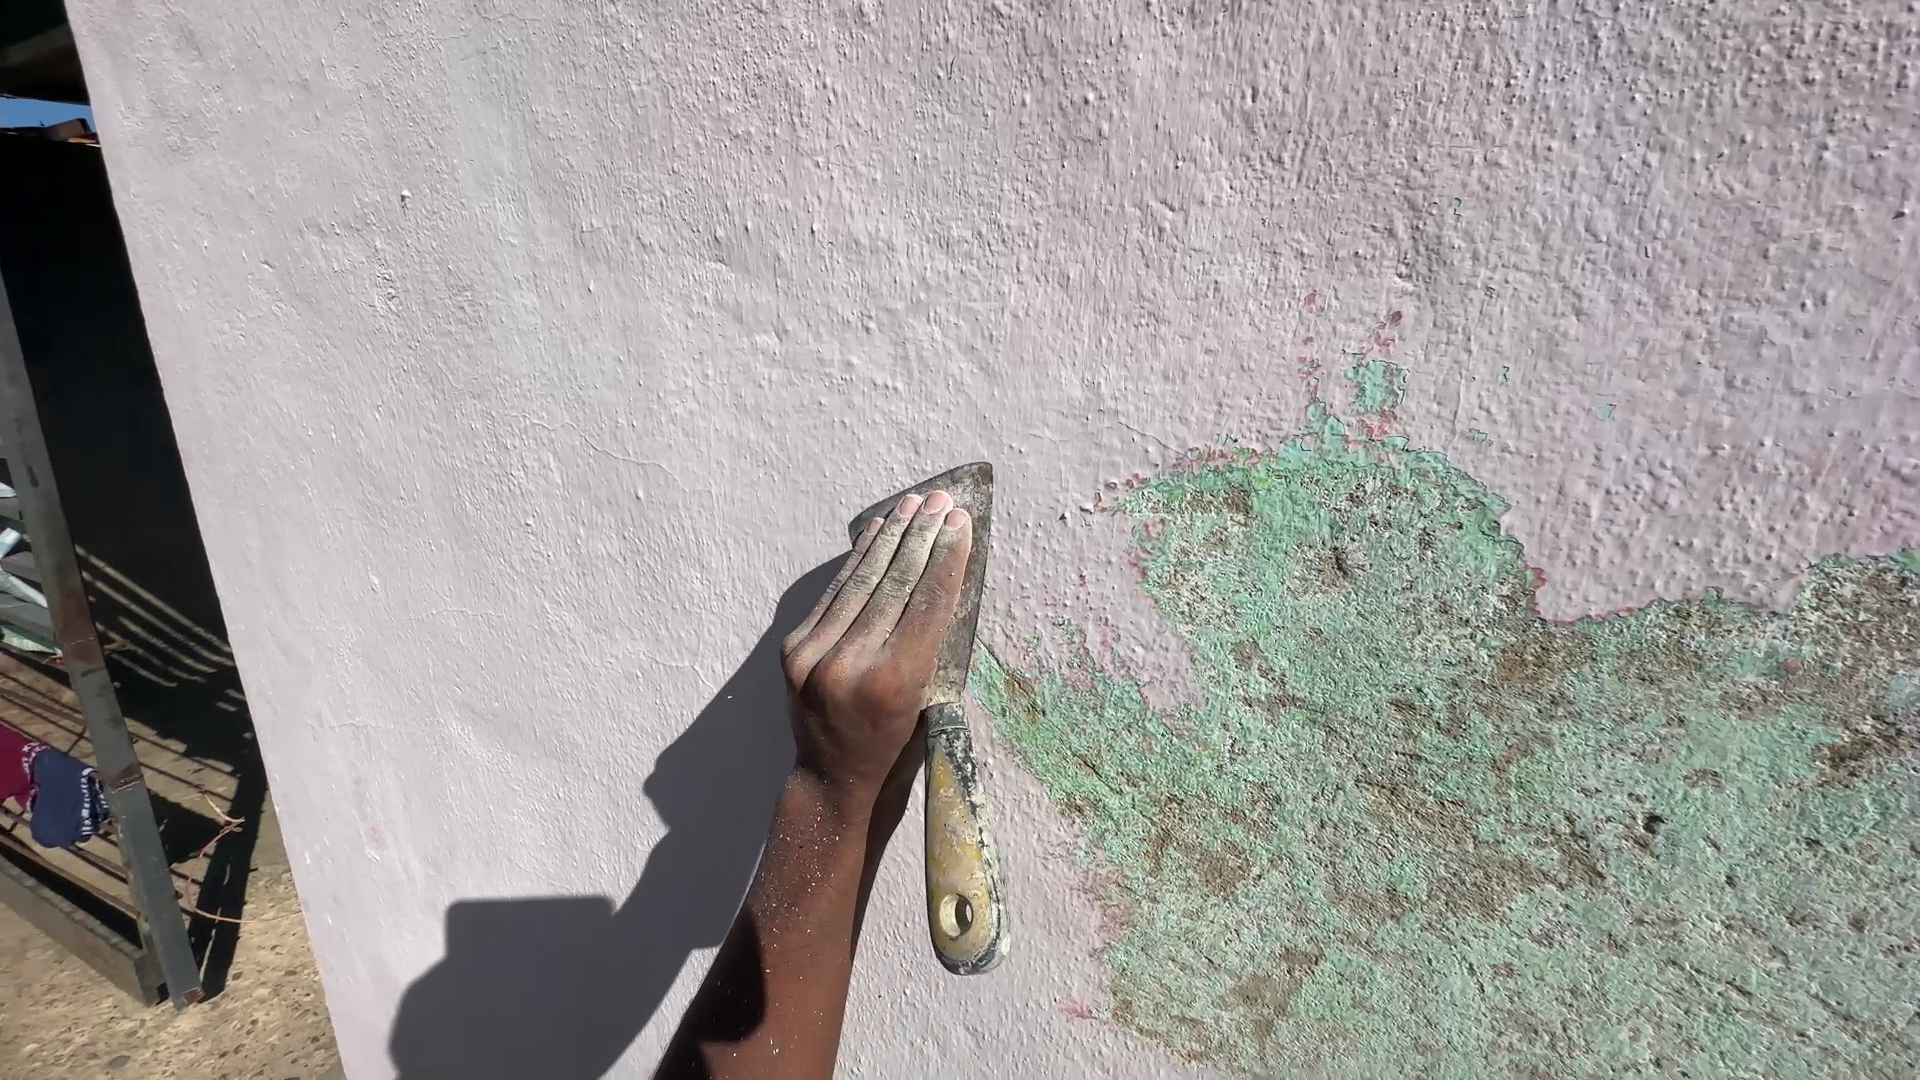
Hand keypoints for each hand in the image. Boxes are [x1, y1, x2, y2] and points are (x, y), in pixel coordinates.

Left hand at [781, 489, 972, 810]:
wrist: (833, 781)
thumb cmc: (900, 747)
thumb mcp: (930, 698)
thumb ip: (931, 642)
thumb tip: (939, 572)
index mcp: (894, 684)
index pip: (927, 604)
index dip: (947, 559)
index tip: (961, 522)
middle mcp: (848, 665)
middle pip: (893, 585)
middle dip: (921, 537)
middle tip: (942, 501)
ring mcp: (813, 655)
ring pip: (860, 582)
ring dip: (890, 537)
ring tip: (913, 504)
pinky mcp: (793, 648)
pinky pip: (835, 594)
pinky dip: (858, 560)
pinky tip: (877, 532)